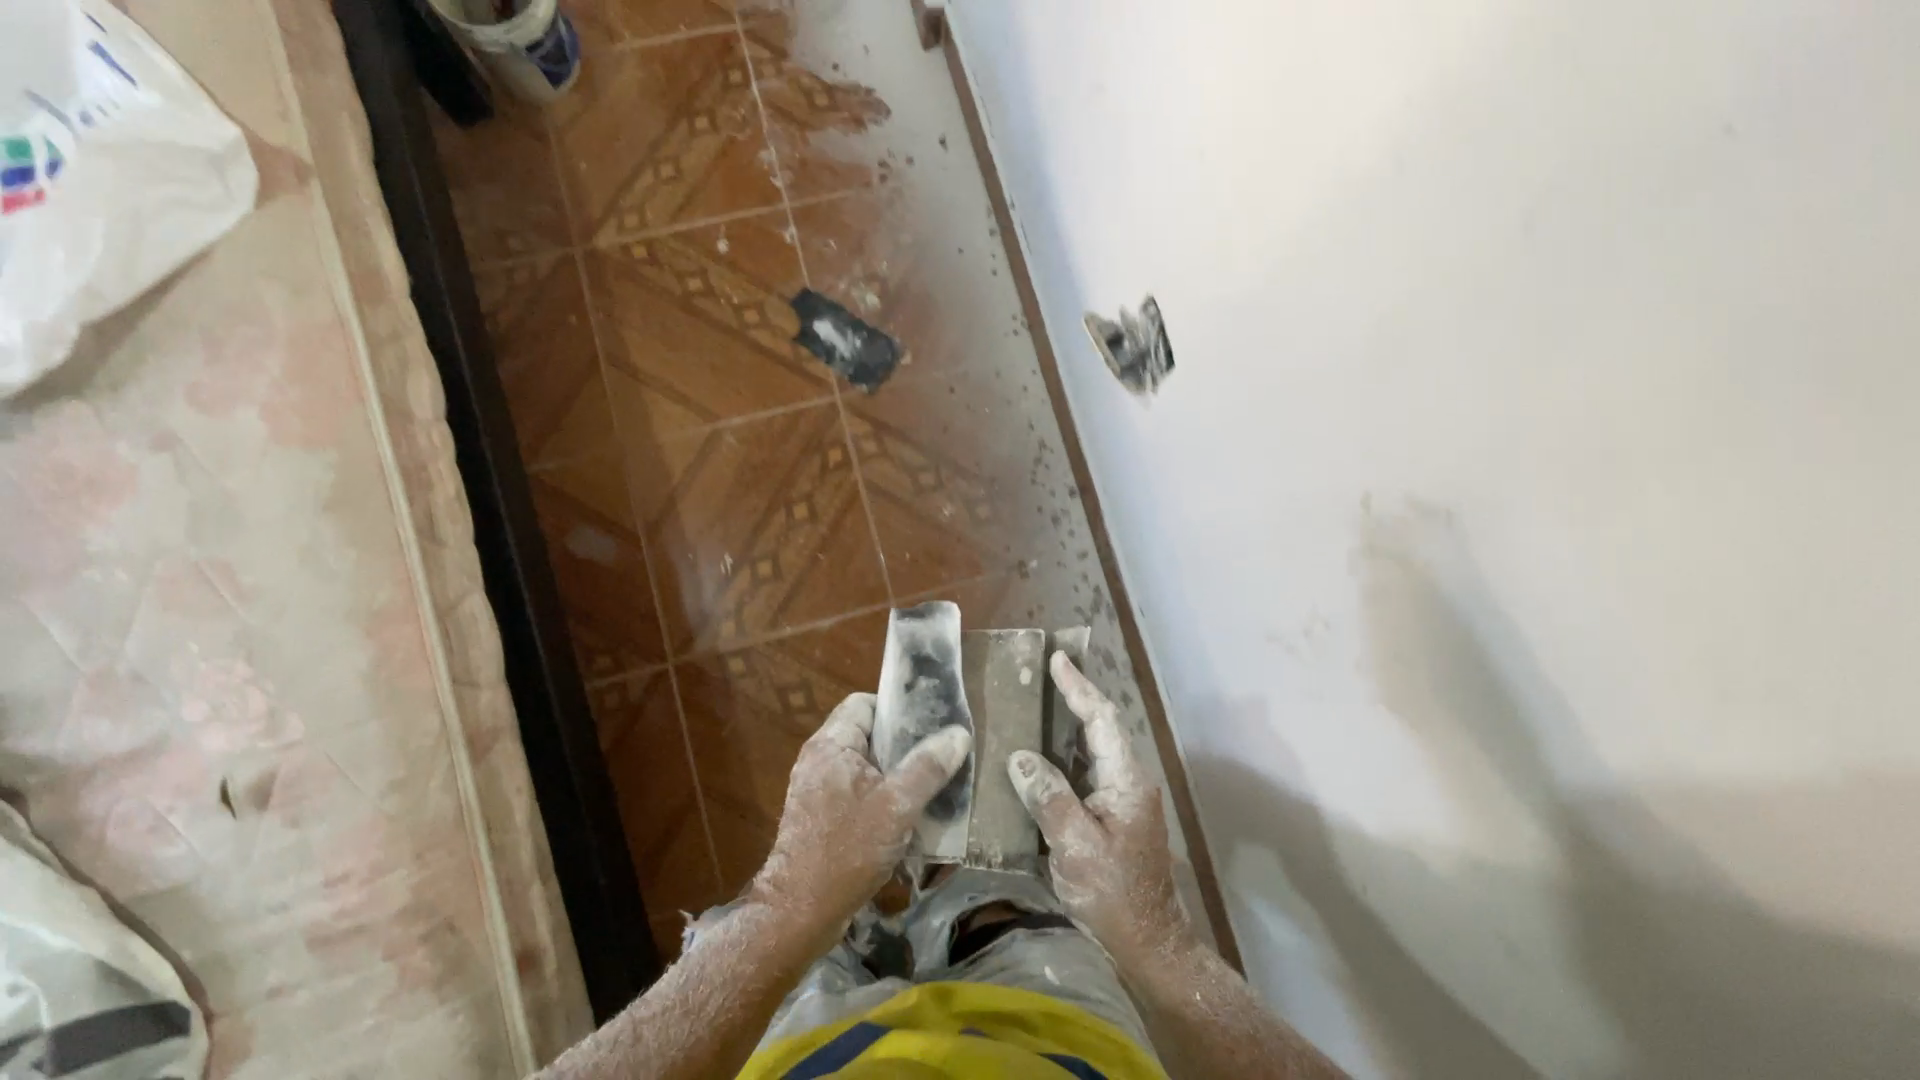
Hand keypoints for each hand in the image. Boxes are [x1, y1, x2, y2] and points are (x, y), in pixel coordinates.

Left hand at [752, 692, 971, 940]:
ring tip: (934, 786)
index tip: (930, 724)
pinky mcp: (824, 818)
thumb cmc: (847, 850)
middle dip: (905, 745)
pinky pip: (860, 794)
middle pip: (868, 736)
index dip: (897, 708)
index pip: (863, 703)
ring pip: (867, 768)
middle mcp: (820, 761)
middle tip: (941, 755)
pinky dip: (885, 800)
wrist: (801, 912)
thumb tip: (959, 733)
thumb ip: (928, 767)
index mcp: (830, 745)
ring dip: (898, 776)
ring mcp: (819, 791)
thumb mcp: (897, 806)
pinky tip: (912, 818)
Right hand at [1008, 653, 1192, 963]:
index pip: (1101, 719)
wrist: (1148, 941)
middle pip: (1100, 727)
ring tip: (1035, 703)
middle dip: (1074, 697)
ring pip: (1092, 750)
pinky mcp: (1112, 817)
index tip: (1057, 658)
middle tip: (1042, 673)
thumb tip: (1020, 757)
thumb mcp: (1075, 846)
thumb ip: (1049, 798)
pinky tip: (1038, 756)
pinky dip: (1063, 756)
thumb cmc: (1113, 894)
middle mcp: (1127, 781)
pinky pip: (1085, 773)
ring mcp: (1122, 800)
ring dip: (1067, 724)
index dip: (1078, 687)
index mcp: (1125, 780)